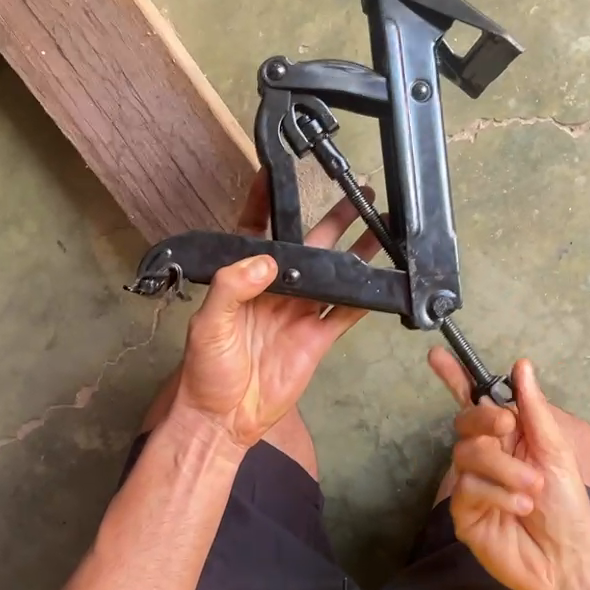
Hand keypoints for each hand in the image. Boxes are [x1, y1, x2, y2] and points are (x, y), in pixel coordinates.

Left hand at [173, 175, 381, 447]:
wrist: (224, 419)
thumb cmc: (206, 371)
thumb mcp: (209, 325)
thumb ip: (232, 289)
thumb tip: (267, 261)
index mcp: (243, 278)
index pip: (256, 229)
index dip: (267, 200)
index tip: (279, 171)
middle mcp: (275, 289)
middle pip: (308, 246)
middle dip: (332, 219)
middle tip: (357, 194)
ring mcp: (298, 312)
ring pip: (333, 273)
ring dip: (356, 251)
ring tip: (380, 225)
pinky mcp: (317, 337)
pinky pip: (345, 312)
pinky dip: (364, 296)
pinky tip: (382, 278)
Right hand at [430, 354, 589, 589]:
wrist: (569, 561)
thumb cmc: (569, 508)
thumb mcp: (557, 452)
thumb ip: (534, 410)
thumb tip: (522, 365)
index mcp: (510, 438)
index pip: (477, 402)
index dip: (456, 378)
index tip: (437, 355)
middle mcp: (487, 457)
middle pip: (465, 422)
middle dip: (484, 419)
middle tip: (508, 427)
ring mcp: (472, 484)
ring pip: (467, 454)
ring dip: (504, 468)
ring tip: (532, 489)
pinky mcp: (464, 513)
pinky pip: (468, 488)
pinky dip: (498, 494)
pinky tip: (520, 507)